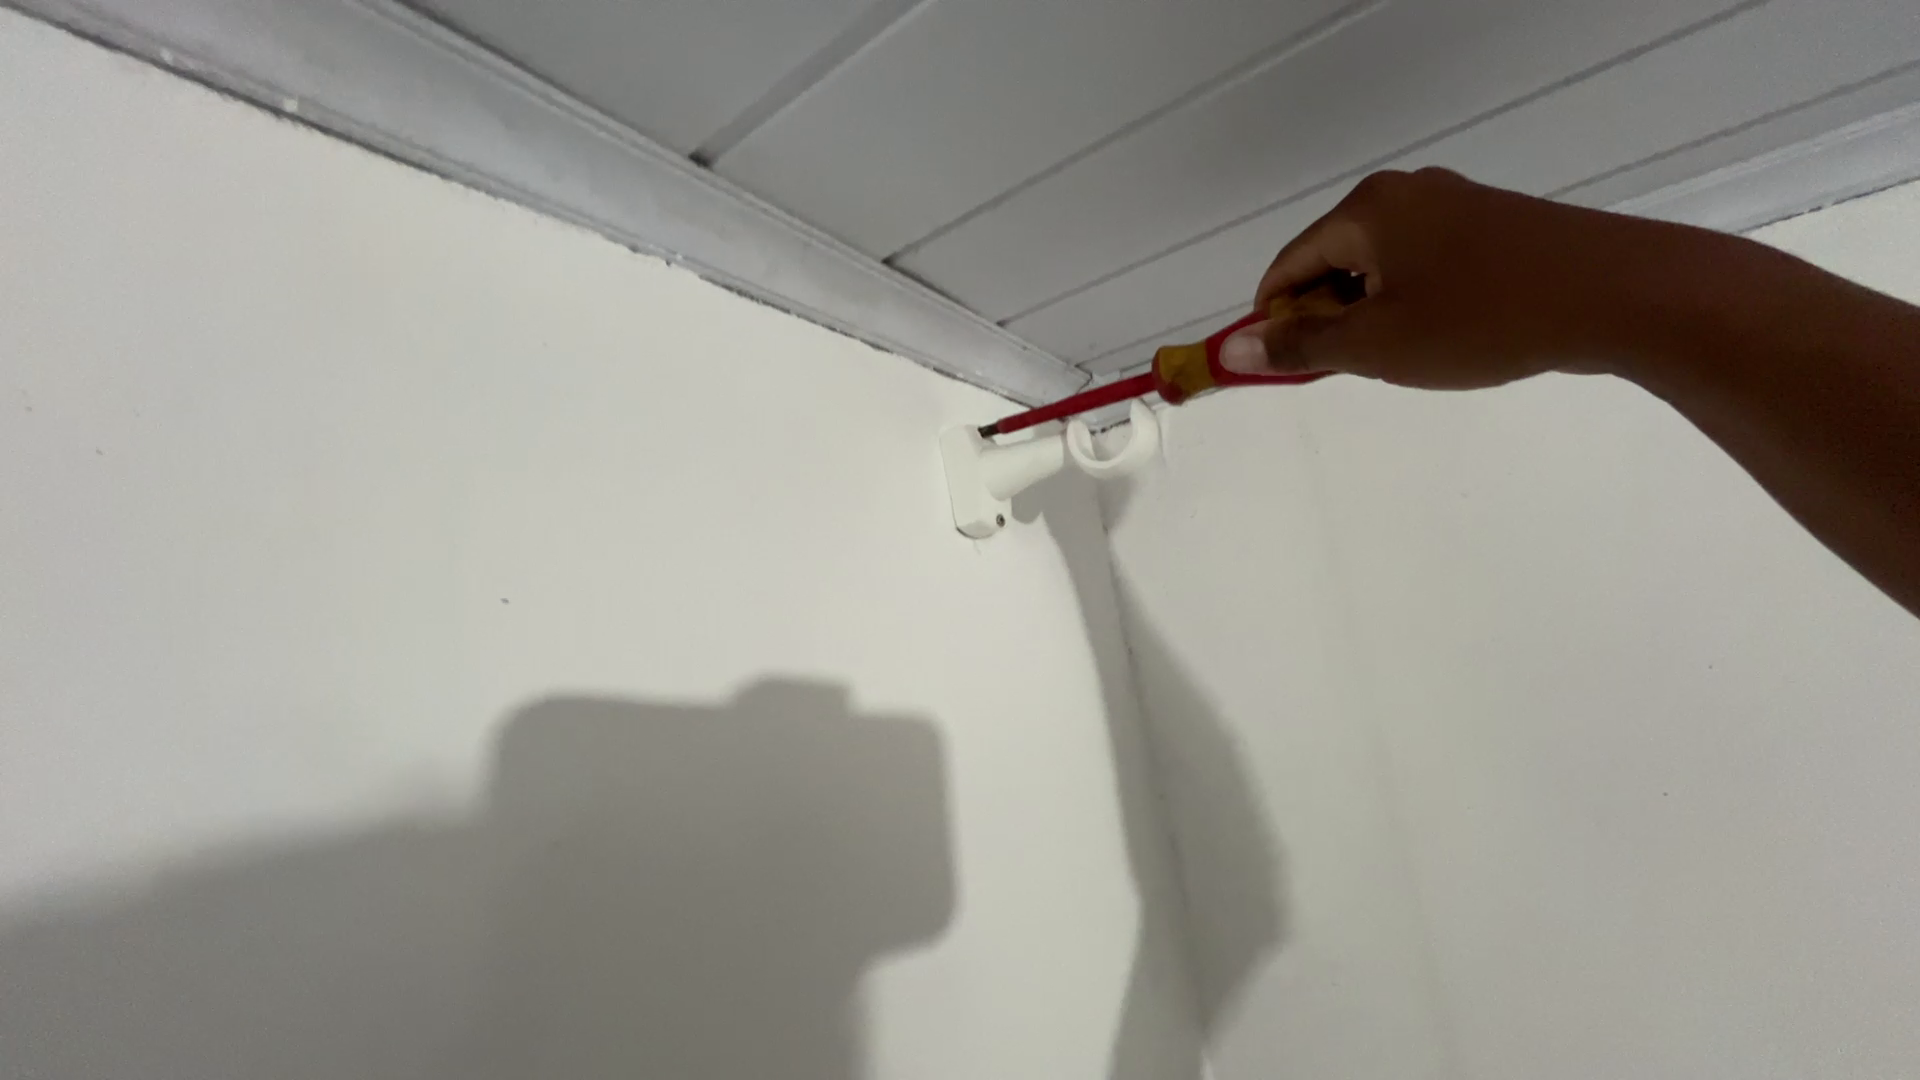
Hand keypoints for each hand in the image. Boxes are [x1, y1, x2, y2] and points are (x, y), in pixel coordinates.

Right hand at [1220, 168, 1675, 388]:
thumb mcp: (1373, 345)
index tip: (1285, 366)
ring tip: (1401, 354)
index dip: (1272, 322)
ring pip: (1373, 268)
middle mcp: (1402, 194)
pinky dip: (1407, 302)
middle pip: (1327, 264)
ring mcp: (1451, 204)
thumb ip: (1295, 347)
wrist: (1624, 296)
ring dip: (1367, 314)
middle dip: (1325, 318)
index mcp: (1364, 212)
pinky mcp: (1489, 223)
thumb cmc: (1480, 321)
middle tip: (1351, 365)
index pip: (1284, 270)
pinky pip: (1418, 264)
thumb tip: (1229, 350)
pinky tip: (1440, 333)